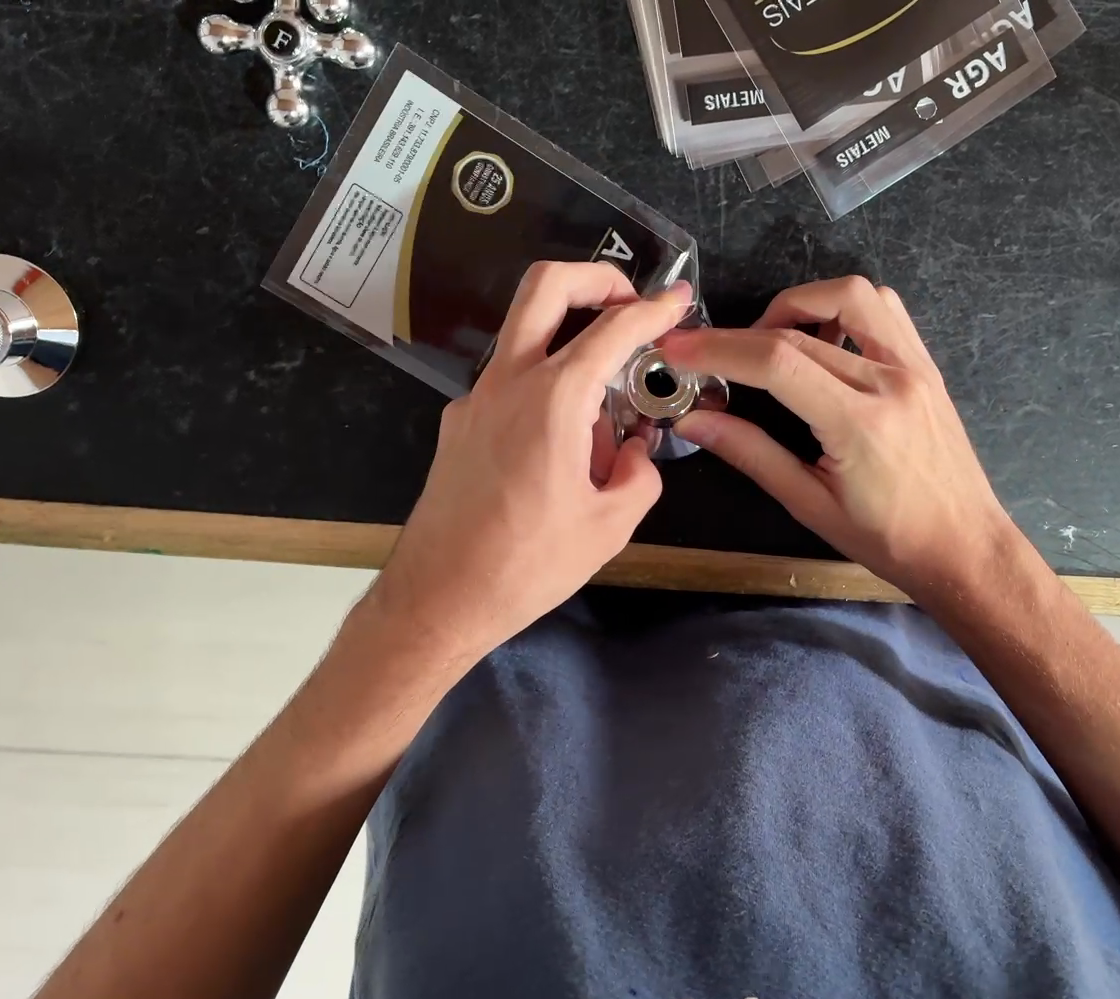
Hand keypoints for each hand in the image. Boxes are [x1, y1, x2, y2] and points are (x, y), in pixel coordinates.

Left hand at [363, 261, 689, 660]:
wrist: (439, 598)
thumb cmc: (530, 564)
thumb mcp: (611, 525)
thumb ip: (638, 474)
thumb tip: (636, 449)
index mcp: (552, 400)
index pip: (611, 330)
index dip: (653, 309)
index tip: (680, 298)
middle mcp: (507, 383)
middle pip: (544, 289)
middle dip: (594, 279)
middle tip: (632, 301)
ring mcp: (475, 401)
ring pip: (527, 339)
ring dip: (573, 350)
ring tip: (605, 426)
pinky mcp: (460, 426)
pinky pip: (512, 386)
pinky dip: (547, 393)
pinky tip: (565, 454)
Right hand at [658, 276, 1024, 605]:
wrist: (964, 547)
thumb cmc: (888, 541)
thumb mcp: (811, 505)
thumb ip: (751, 454)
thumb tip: (693, 421)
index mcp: (860, 424)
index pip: (777, 361)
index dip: (718, 349)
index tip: (678, 350)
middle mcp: (891, 381)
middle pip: (800, 329)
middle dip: (739, 335)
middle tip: (705, 354)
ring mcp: (915, 367)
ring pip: (850, 295)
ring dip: (797, 303)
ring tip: (768, 340)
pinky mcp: (927, 367)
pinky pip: (883, 311)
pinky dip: (842, 309)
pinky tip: (822, 341)